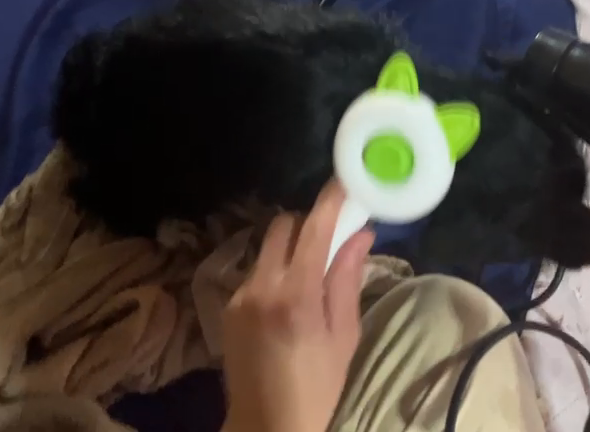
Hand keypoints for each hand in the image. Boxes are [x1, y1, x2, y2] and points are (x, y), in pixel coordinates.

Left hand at [222, 181, 374, 431]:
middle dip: (308, 222)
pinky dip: (275, 268)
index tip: (345, 182)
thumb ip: (347, 278)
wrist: (265, 429)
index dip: (331, 200)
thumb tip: (361, 233)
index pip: (314, 228)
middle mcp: (262, 285)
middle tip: (331, 236)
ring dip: (291, 246)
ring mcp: (240, 294)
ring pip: (268, 245)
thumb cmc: (317, 387)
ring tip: (309, 270)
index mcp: (297, 294)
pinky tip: (288, 294)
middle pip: (284, 225)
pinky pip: (256, 268)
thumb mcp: (344, 335)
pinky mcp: (228, 304)